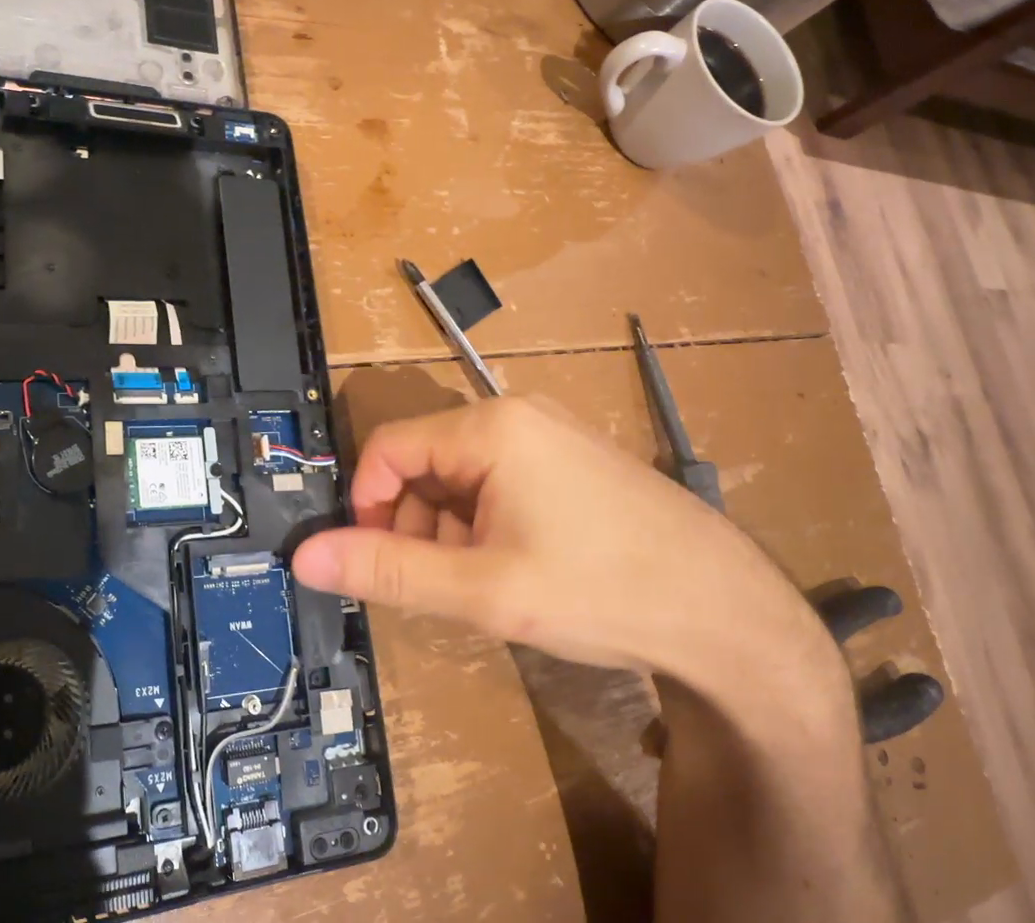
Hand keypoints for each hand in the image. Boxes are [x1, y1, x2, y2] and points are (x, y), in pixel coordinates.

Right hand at [293, 398, 841, 692]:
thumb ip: (387, 570)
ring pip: (460, 477)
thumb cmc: (602, 592)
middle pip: (423, 462)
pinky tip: (517, 569)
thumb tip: (304, 558)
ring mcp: (552, 438)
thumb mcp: (481, 588)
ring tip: (485, 583)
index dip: (367, 505)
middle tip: (440, 583)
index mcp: (490, 427)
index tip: (378, 561)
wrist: (730, 617)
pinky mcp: (574, 465)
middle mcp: (518, 416)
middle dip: (414, 524)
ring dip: (450, 530)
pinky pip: (499, 484)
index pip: (386, 448)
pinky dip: (486, 526)